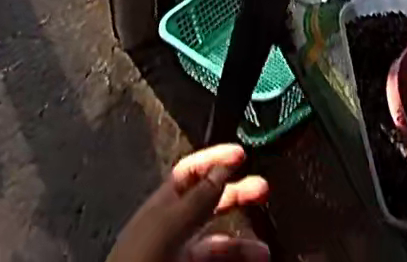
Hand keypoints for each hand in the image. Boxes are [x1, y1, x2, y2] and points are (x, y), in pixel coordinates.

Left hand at [106, 145, 269, 261]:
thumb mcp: (168, 227)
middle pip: (209, 205)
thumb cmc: (142, 261)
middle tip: (264, 189)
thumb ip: (198, 198)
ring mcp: (178, 259)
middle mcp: (172, 231)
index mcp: (162, 209)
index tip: (243, 154)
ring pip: (217, 245)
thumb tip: (225, 167)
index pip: (190, 174)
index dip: (215, 160)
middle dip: (237, 195)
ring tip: (264, 253)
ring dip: (241, 246)